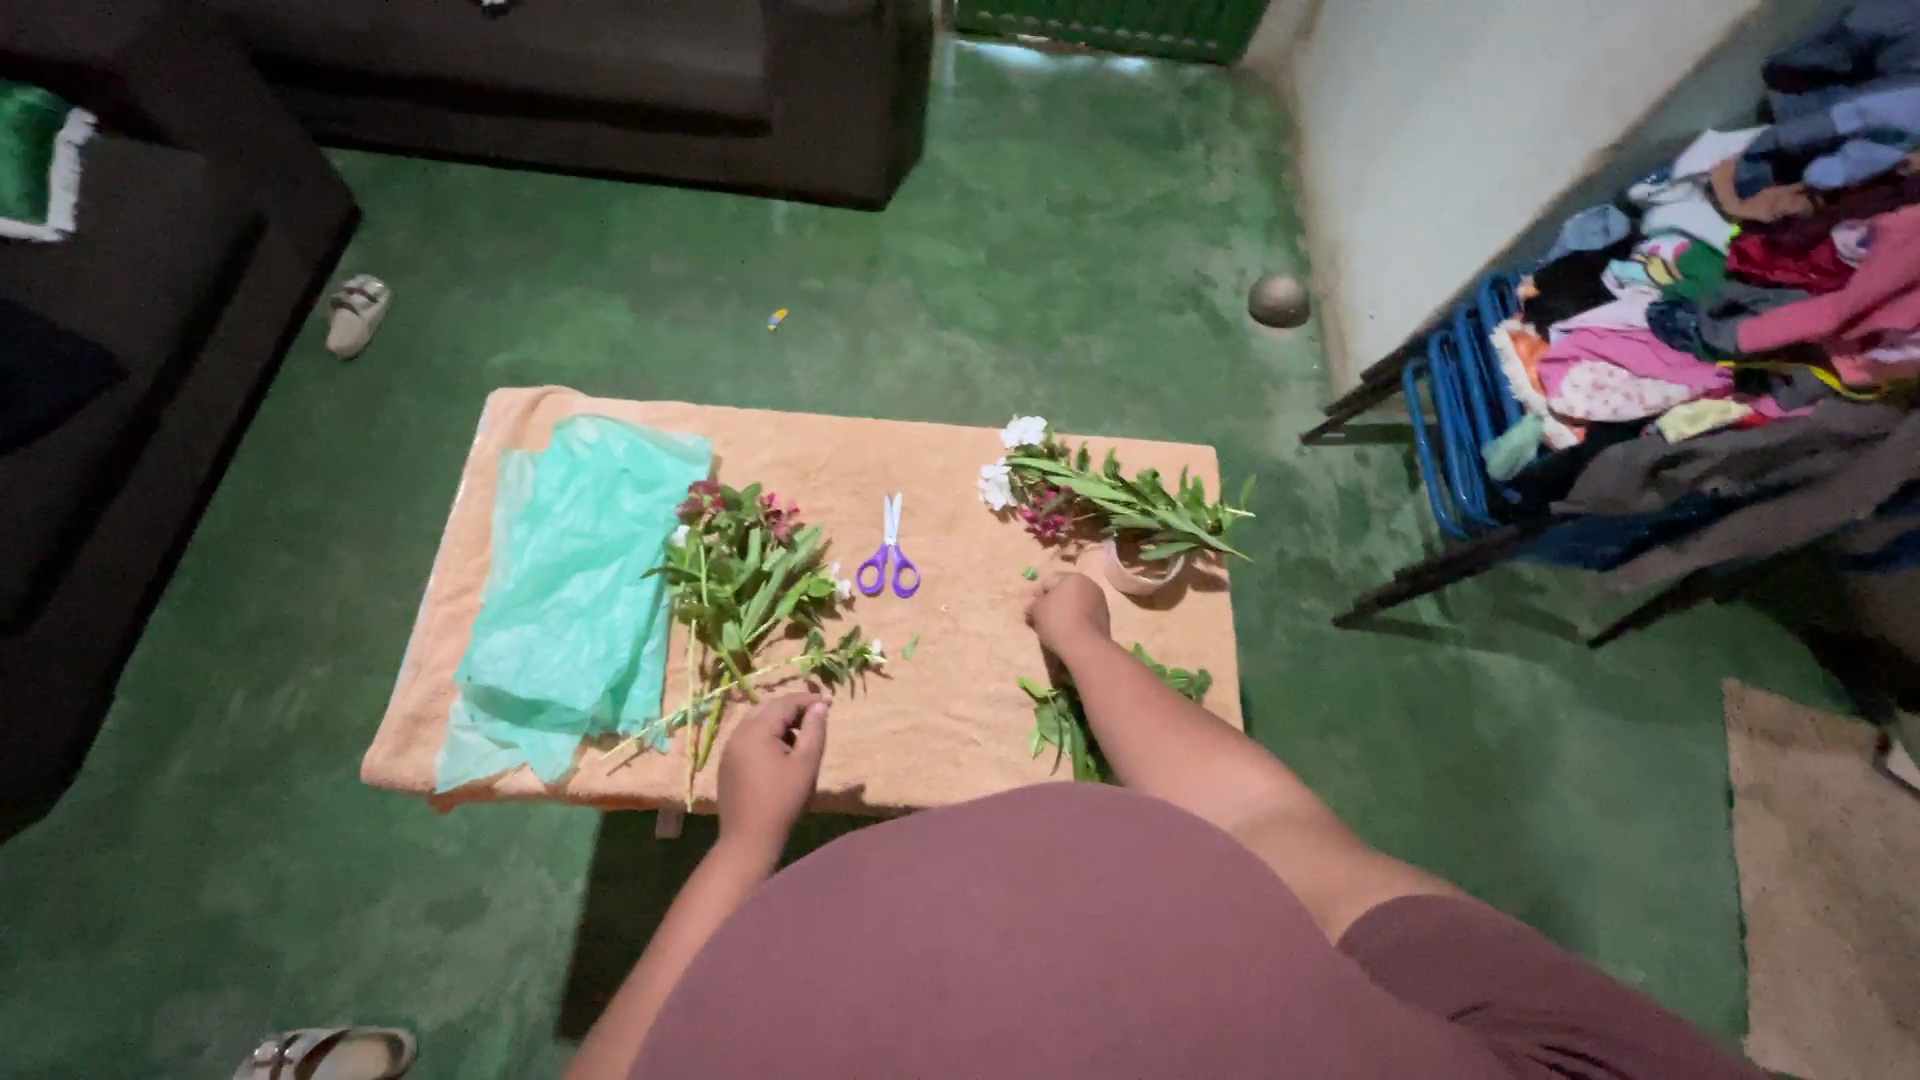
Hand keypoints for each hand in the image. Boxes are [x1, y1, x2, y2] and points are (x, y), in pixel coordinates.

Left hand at [717, 694, 828, 860]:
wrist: (749, 840)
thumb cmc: (783, 800)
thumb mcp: (806, 763)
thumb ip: (814, 730)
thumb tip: (820, 706)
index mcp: (756, 731)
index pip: (784, 703)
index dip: (809, 700)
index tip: (830, 703)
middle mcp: (738, 734)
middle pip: (768, 708)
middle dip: (793, 709)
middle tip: (816, 718)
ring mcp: (729, 750)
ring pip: (757, 722)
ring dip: (780, 723)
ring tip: (801, 739)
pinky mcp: (728, 764)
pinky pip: (749, 738)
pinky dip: (767, 736)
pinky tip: (781, 755)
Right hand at [1025, 572, 1110, 655]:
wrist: (1085, 647)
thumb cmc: (1058, 622)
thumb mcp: (1037, 611)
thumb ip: (1032, 603)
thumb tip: (1031, 603)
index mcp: (1073, 578)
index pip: (1047, 581)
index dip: (1034, 593)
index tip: (1027, 607)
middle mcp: (1089, 585)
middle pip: (1063, 591)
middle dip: (1048, 602)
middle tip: (1036, 616)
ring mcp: (1099, 602)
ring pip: (1074, 603)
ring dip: (1061, 611)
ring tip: (1049, 626)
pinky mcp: (1104, 618)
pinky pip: (1083, 615)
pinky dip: (1072, 620)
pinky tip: (1064, 631)